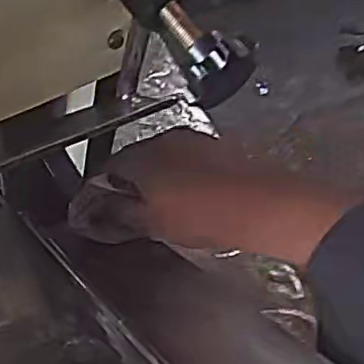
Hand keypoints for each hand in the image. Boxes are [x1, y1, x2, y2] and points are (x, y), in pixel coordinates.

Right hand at [73, 129, 360, 264]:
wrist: (265, 206)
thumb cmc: (206, 214)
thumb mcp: (151, 223)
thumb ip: (119, 215)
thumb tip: (98, 213)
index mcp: (142, 155)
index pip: (106, 168)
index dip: (100, 191)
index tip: (100, 209)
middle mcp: (167, 140)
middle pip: (136, 161)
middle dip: (129, 184)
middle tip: (130, 212)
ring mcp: (196, 141)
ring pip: (164, 160)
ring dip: (158, 181)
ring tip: (162, 210)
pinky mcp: (221, 148)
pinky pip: (190, 163)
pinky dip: (183, 179)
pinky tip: (191, 202)